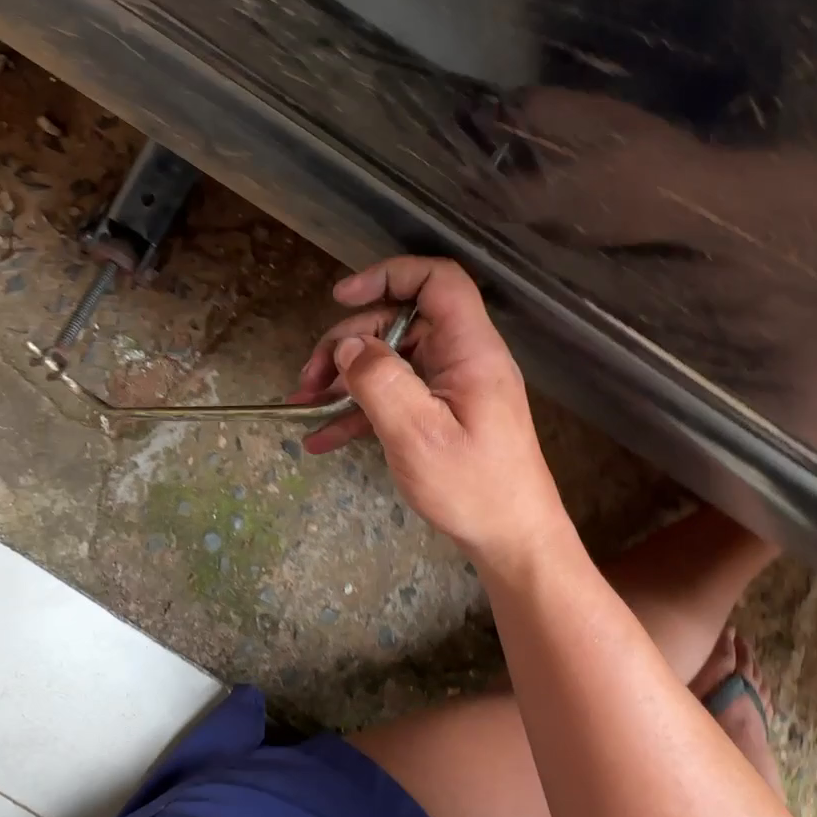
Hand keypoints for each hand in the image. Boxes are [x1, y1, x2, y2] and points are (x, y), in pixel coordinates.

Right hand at [289, 256, 570, 560]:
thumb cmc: (473, 486)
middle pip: (398, 322)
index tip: (342, 298)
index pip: (437, 280)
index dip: (389, 275)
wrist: (512, 541)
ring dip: (343, 379)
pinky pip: (392, 397)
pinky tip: (322, 438)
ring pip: (388, 360)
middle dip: (346, 344)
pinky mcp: (438, 414)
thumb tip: (347, 344)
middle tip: (308, 379)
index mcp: (469, 350)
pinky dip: (356, 411)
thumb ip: (379, 380)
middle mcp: (460, 359)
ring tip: (304, 405)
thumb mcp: (418, 434)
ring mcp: (449, 388)